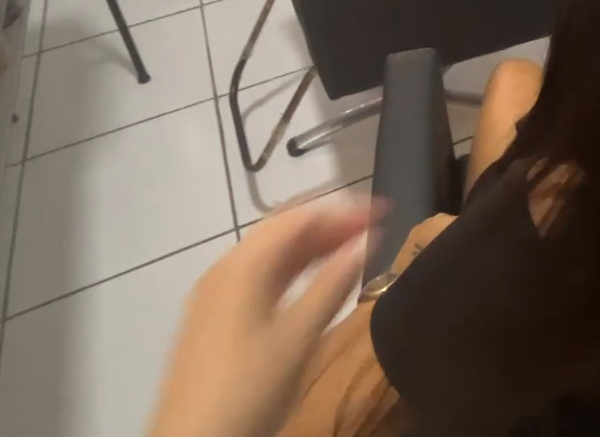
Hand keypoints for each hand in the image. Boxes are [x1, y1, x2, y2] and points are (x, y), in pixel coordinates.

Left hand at [149, 200, 374, 436]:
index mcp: (243, 264)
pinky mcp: (215, 320)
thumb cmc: (248, 390)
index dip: (344, 209)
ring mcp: (216, 294)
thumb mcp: (298, 338)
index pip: (300, 216)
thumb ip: (334, 284)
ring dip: (313, 246)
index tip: (384, 211)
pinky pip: (261, 276)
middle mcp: (225, 269)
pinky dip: (294, 269)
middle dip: (330, 223)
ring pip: (272, 253)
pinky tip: (316, 281)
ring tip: (353, 249)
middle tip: (374, 227)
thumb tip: (369, 240)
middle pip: (283, 229)